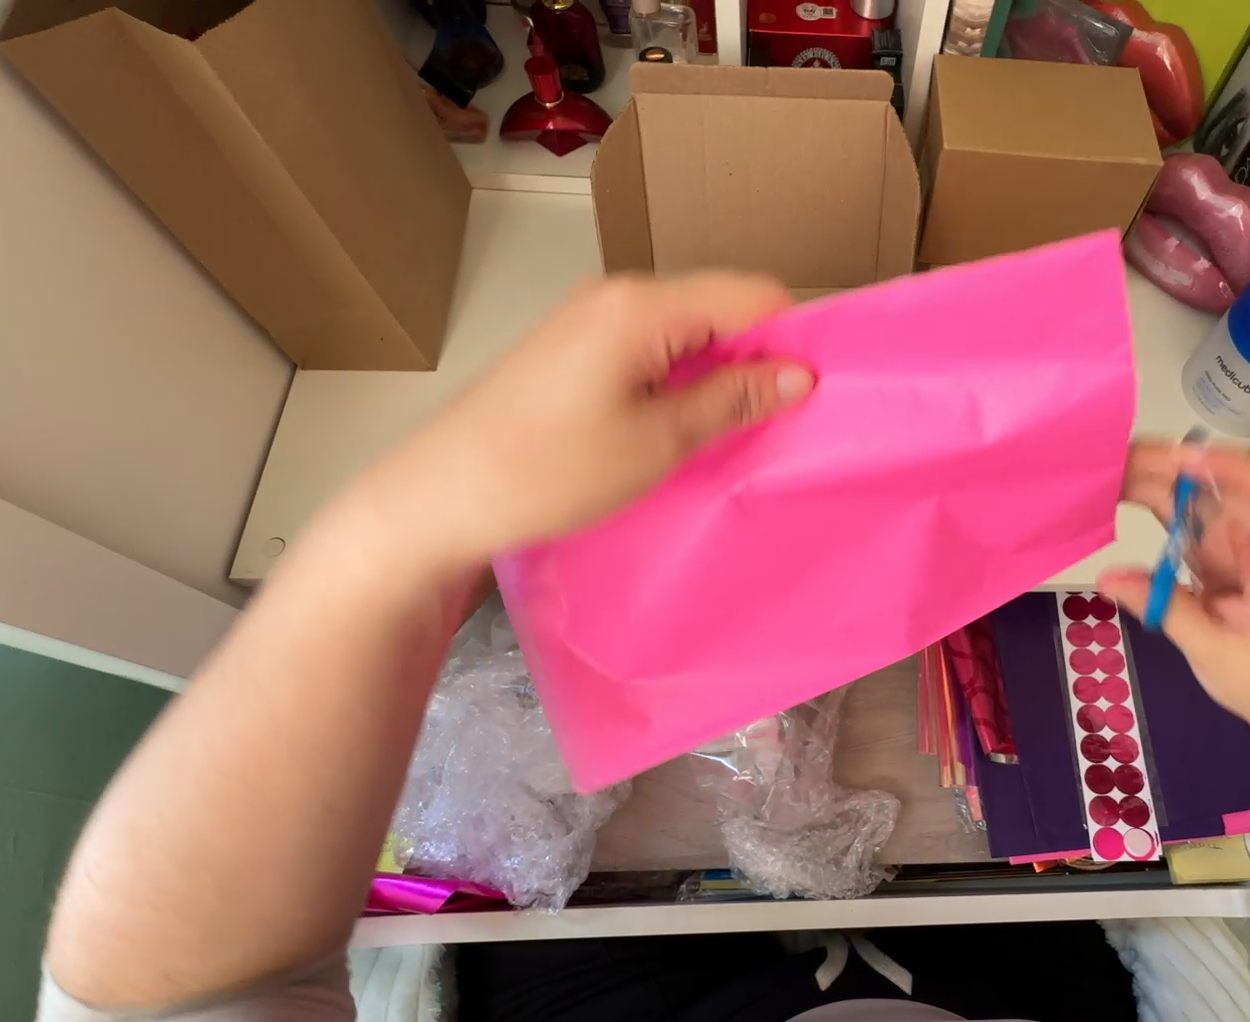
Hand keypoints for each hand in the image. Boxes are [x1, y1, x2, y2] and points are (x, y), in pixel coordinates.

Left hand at [349, 273, 811, 577]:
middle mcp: (616, 295)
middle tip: (772, 423)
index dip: (792, 337)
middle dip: (755, 359)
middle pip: (719, 309)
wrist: (438, 499)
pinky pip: (650, 350)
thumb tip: (801, 374)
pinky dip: (678, 381)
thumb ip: (732, 399)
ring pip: (686, 333)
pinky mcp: (573, 349)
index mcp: (642, 305)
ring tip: (726, 432)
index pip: (752, 294)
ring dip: (717, 375)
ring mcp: (590, 319)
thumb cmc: (550, 471)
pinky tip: (677, 426)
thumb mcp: (657, 441)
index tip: (811, 393)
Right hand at [1096, 440, 1249, 734]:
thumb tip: (1108, 578)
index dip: (1244, 471)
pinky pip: (1185, 524)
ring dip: (1158, 481)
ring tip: (1110, 471)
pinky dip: (1155, 507)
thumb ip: (1165, 610)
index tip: (1191, 462)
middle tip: (1119, 461)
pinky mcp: (1216, 559)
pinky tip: (1122, 494)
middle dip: (1177, 469)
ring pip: (1201, 501)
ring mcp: (1239, 550)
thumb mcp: (1216, 654)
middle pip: (1229, 490)